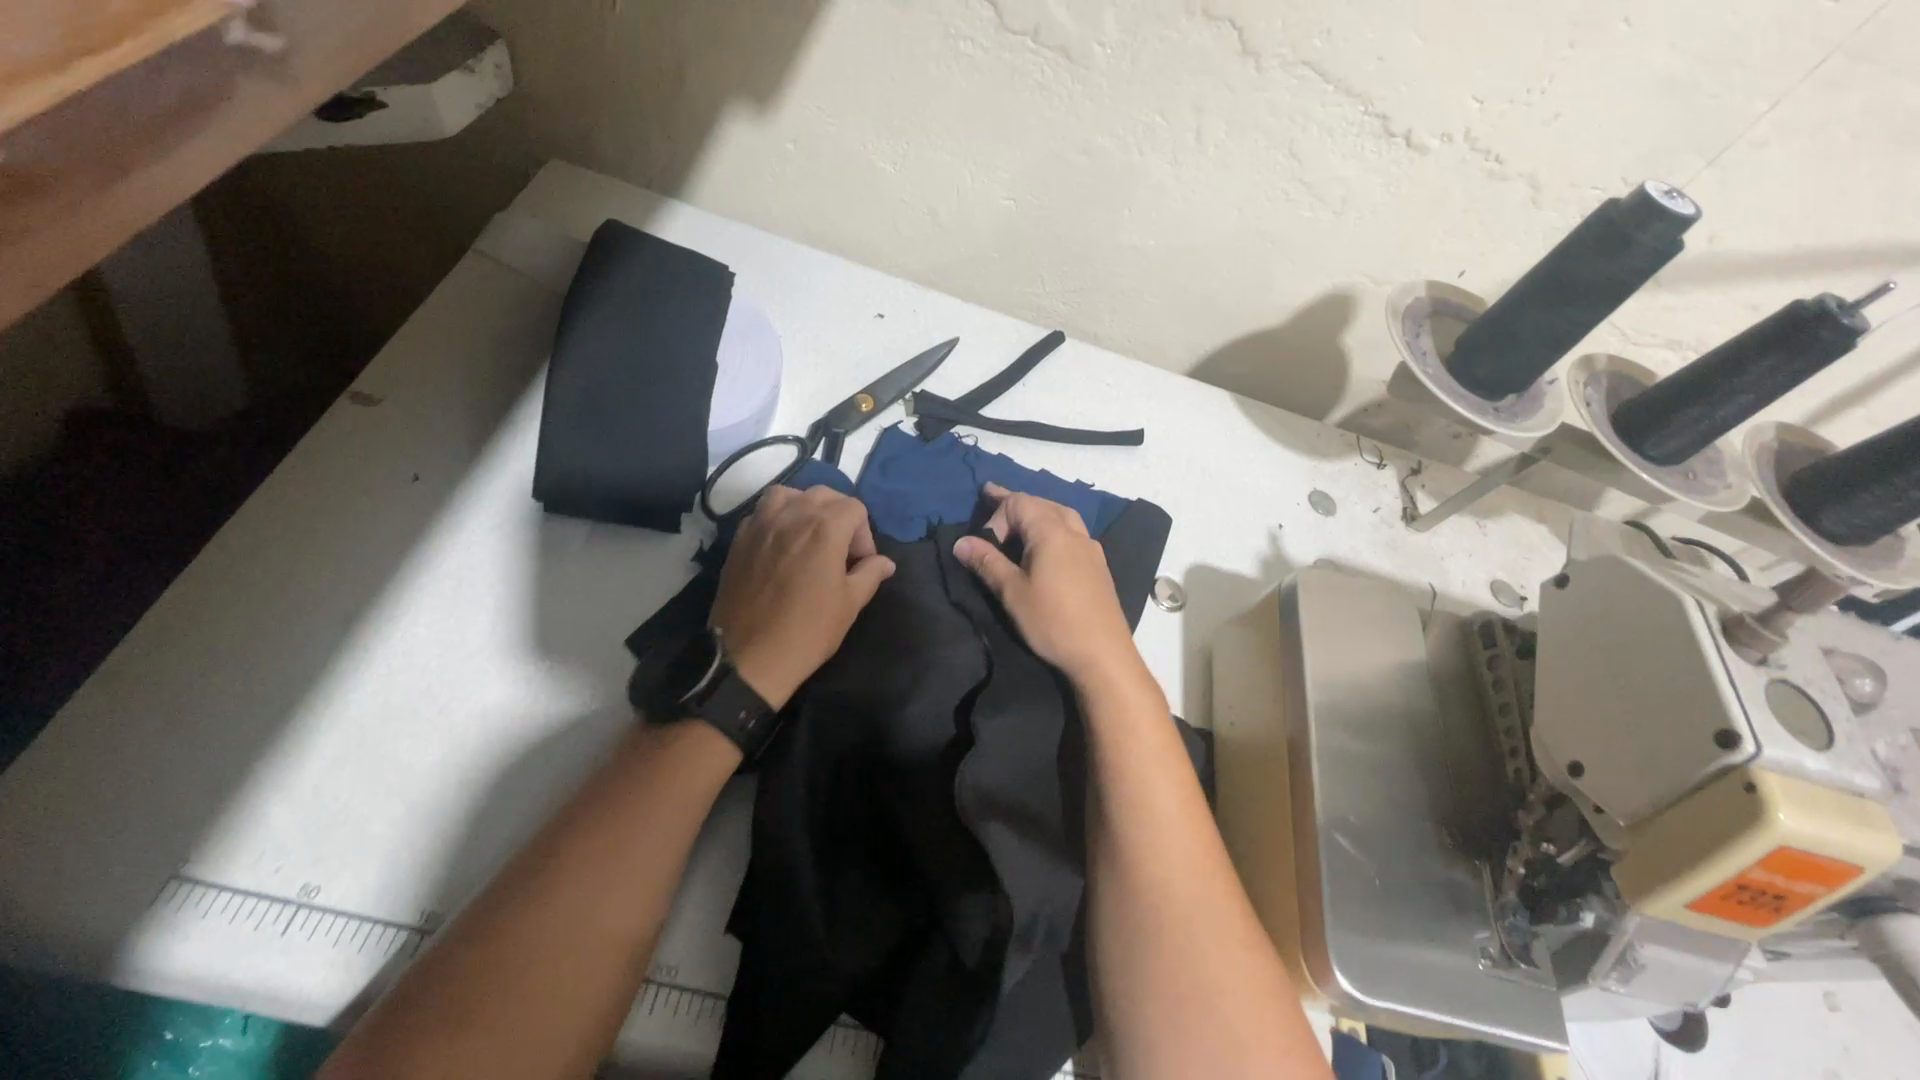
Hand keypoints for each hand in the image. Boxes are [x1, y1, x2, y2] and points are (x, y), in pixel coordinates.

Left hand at [711, 486, 895, 708]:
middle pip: (823, 495)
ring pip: (788, 495)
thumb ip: (869, 574)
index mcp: (824, 527)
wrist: (750, 657)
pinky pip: (762, 513)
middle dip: (839, 515)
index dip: (864, 534)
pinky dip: (777, 520)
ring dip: (804, 508)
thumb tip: (885, 562)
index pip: (854, 507)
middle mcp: (791, 515)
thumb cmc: (807, 631)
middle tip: (840, 550)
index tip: (860, 564)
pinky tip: (781, 548)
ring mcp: (760, 524)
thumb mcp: (849, 604)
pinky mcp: (738, 540)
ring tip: (808, 538)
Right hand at [952, 483, 1143, 685]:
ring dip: (1037, 513)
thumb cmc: (1053, 621)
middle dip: (1015, 504)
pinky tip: (1048, 547)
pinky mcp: (1098, 565)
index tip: (982, 543)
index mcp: (1052, 532)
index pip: (1019, 502)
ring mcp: (1090, 548)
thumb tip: (961, 542)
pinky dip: (1054, 528)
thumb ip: (987, 562)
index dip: (996, 514)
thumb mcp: (1012, 592)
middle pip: (1041, 503)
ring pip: (1061, 515)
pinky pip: (1073, 532)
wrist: (1103, 654)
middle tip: (991, 499)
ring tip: (1018, 520)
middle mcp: (1074, 531)